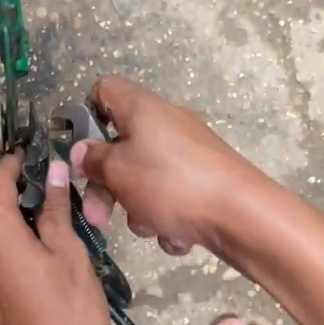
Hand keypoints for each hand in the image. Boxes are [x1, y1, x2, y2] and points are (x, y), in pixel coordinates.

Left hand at [0, 152, 111, 324]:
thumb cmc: (70, 317)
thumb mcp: (71, 255)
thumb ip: (57, 211)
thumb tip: (52, 173)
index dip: (11, 164)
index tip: (31, 154)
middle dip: (12, 191)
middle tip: (48, 183)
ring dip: (12, 219)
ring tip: (50, 215)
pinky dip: (9, 244)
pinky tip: (39, 249)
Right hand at [71, 75, 274, 257]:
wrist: (242, 215)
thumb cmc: (170, 183)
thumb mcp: (118, 171)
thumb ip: (92, 160)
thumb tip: (80, 151)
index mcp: (141, 107)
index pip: (103, 90)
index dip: (86, 115)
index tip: (82, 148)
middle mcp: (163, 123)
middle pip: (119, 145)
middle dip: (106, 184)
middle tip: (98, 216)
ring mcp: (186, 152)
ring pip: (143, 177)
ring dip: (137, 206)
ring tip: (150, 226)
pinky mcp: (203, 180)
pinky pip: (171, 196)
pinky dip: (168, 216)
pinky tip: (177, 234)